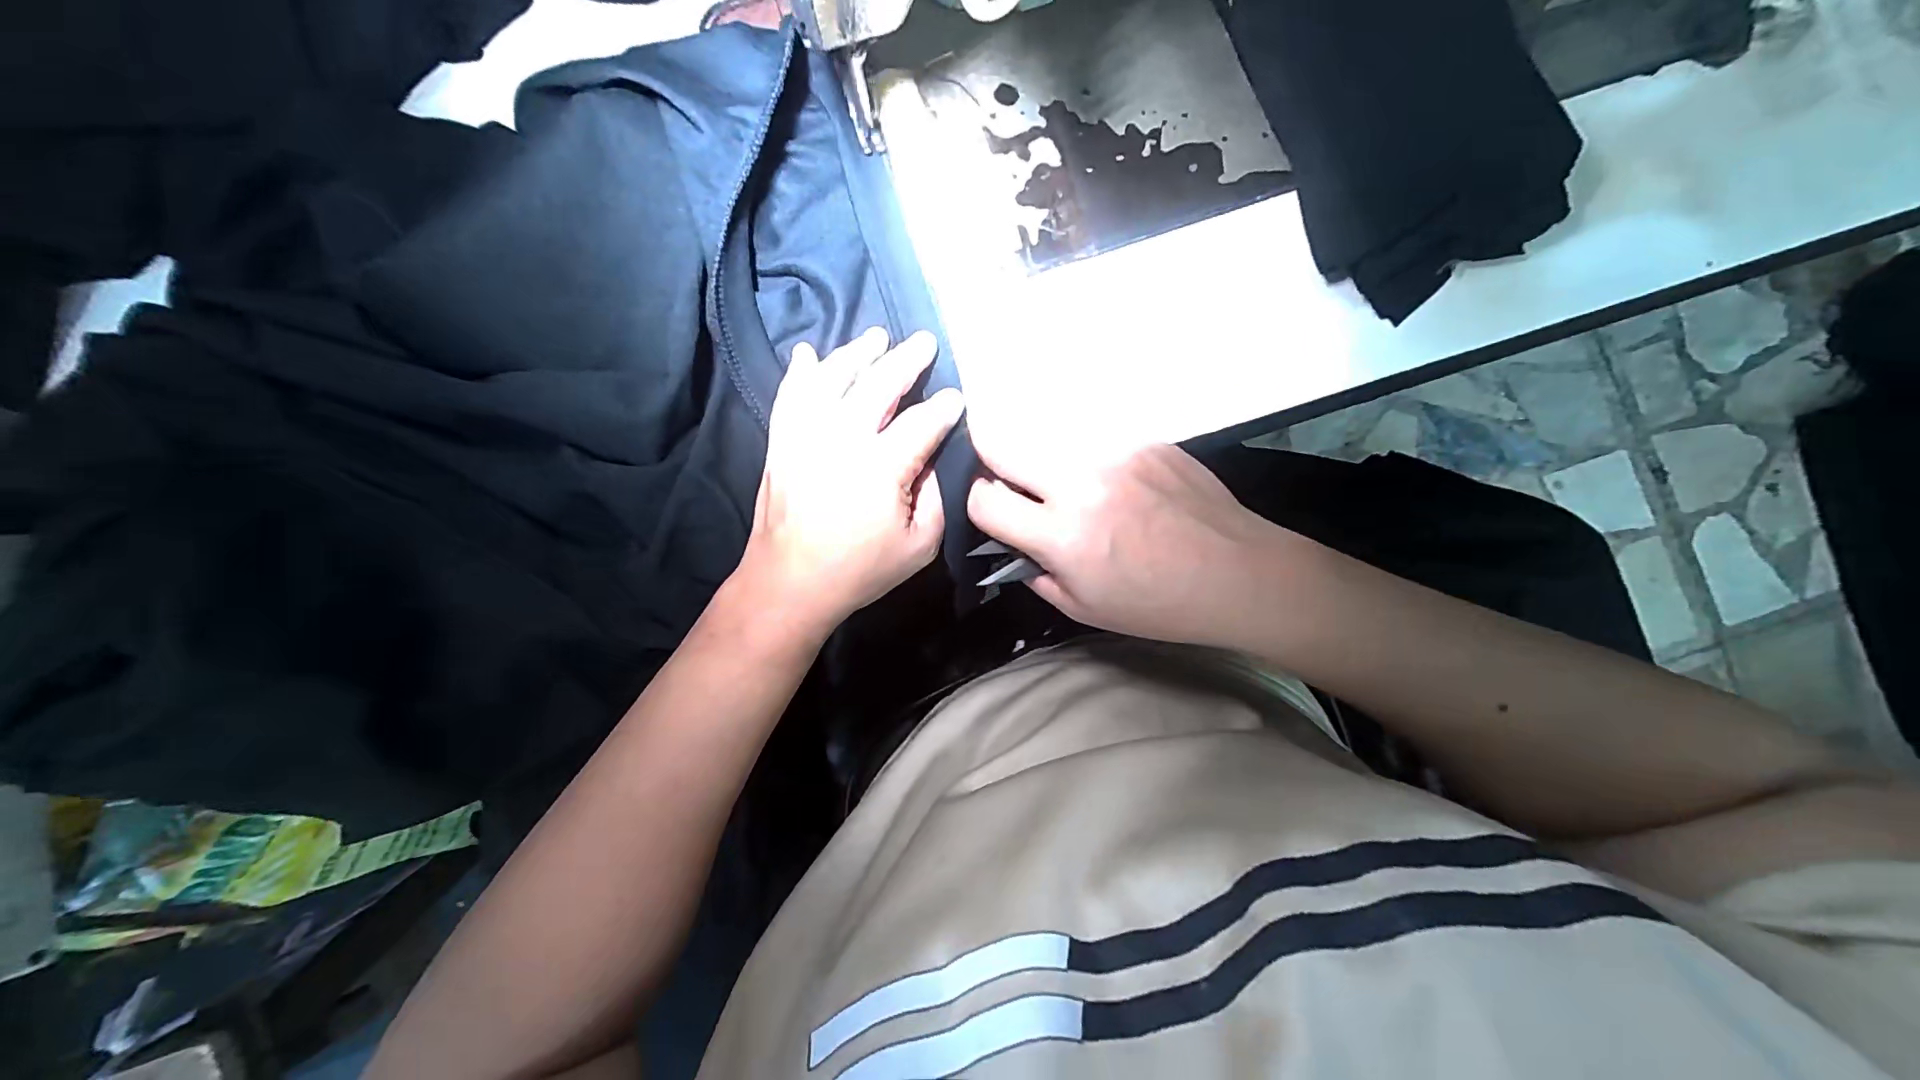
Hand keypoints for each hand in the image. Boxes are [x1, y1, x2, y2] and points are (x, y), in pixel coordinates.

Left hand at [737, 327, 963, 635]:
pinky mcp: (782, 442)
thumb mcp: (920, 545)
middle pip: (878, 384)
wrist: (790, 581)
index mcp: (882, 467)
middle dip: (906, 360)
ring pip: (832, 379)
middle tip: (925, 342)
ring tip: (876, 337)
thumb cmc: (860, 569)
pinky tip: (810, 355)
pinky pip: (791, 395)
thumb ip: (934, 498)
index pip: (922, 422)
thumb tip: (928, 461)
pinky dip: (801, 372)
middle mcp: (842, 439)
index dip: (944, 407)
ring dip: (856, 353)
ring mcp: (806, 436)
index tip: (956, 397)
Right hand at [966, 439, 1287, 647]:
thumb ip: (1035, 571)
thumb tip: (1012, 541)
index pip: (984, 499)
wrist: (1239, 574)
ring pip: (1045, 430)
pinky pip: (1092, 434)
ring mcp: (1115, 452)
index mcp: (1063, 536)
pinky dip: (1086, 454)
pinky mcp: (1144, 438)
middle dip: (989, 457)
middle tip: (1004, 474)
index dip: (978, 505)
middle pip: (1000, 441)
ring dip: (1040, 453)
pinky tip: (1112, 480)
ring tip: (1065, 480)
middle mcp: (1081, 483)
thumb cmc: (1159, 604)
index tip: (995, 511)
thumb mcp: (1084, 607)